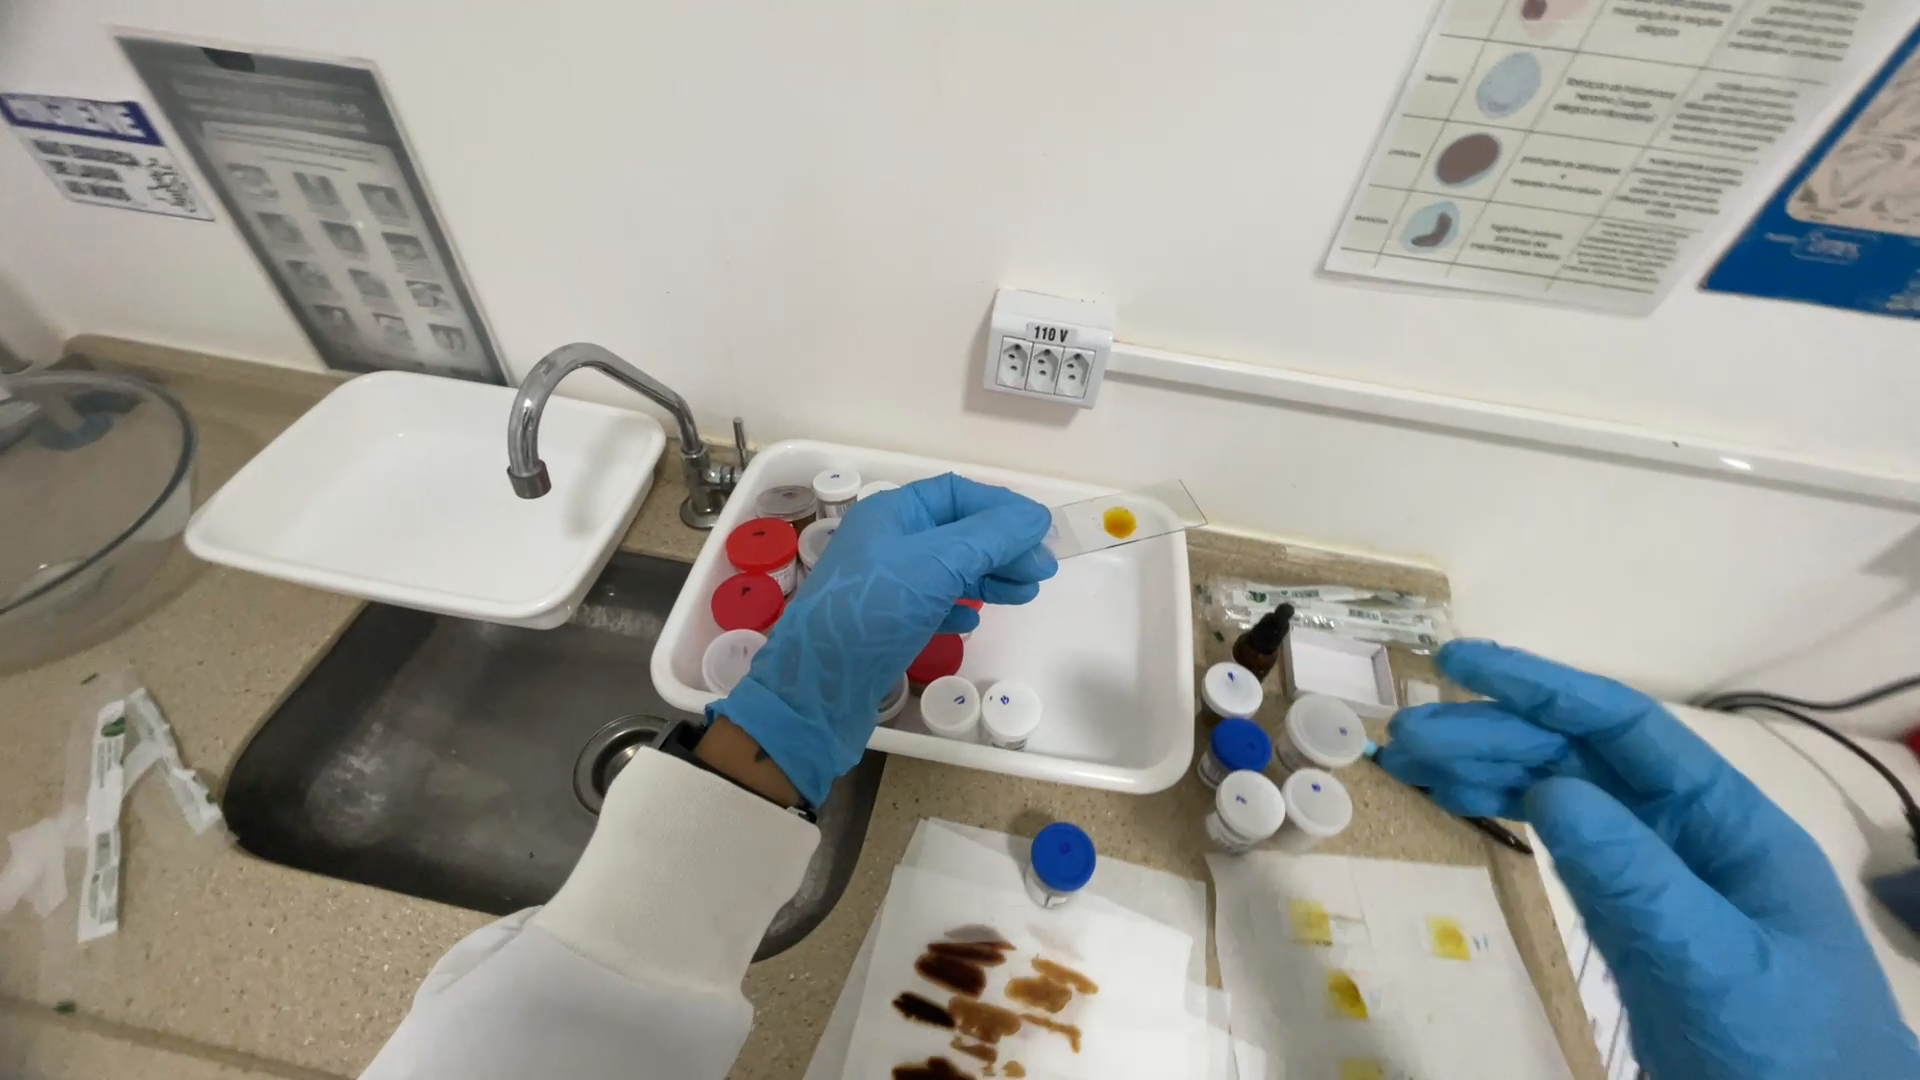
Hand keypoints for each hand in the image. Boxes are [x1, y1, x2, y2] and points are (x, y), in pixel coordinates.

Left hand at [710, 473, 1055, 806]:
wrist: (816, 690)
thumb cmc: (875, 611)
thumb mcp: (938, 563)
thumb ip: (990, 536)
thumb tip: (1036, 517)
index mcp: (892, 514)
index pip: (956, 494)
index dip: (1001, 508)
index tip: (1040, 530)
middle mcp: (887, 542)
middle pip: (957, 532)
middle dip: (1001, 547)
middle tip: (1042, 571)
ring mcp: (885, 585)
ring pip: (949, 569)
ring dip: (989, 577)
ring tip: (1026, 592)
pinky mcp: (886, 623)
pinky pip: (932, 603)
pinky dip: (960, 605)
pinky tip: (976, 618)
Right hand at [1376, 640, 1918, 1079]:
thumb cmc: (1783, 1048)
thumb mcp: (1711, 961)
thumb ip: (1634, 874)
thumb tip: (1548, 790)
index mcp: (1722, 817)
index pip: (1619, 723)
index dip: (1536, 684)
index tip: (1454, 662)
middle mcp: (1675, 818)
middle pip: (1565, 749)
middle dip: (1483, 733)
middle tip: (1404, 737)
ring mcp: (1640, 851)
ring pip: (1544, 779)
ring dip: (1474, 763)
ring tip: (1405, 763)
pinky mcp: (1610, 884)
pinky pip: (1541, 820)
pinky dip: (1490, 800)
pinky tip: (1447, 795)